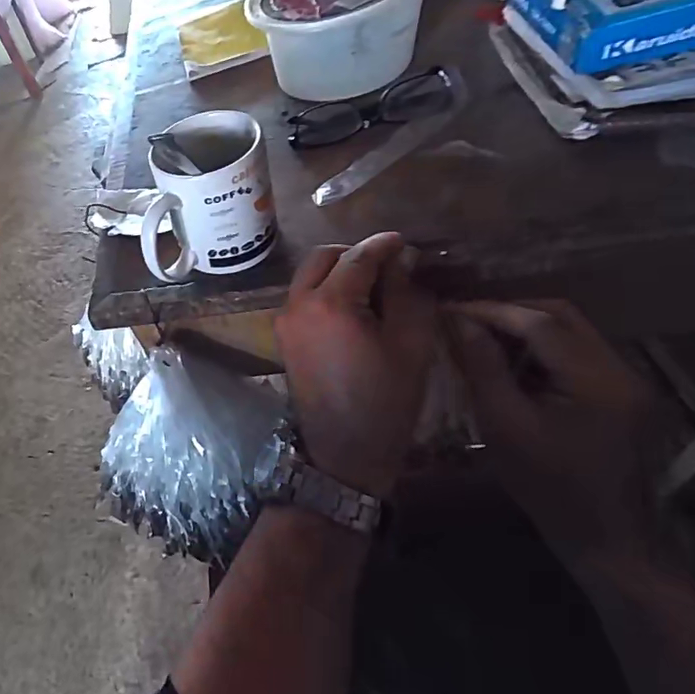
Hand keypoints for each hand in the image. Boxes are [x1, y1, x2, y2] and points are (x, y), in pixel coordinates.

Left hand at [275, 232, 438, 497]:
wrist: (344, 451)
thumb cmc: (386, 400)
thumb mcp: (411, 343)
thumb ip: (406, 292)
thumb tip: (402, 259)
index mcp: (330, 303)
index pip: (357, 257)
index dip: (384, 245)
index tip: (405, 242)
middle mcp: (297, 304)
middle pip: (323, 258)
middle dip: (355, 254)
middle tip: (389, 265)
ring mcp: (285, 321)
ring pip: (309, 277)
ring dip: (338, 271)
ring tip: (374, 287)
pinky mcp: (284, 337)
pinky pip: (304, 298)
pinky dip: (326, 291)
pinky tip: (355, 308)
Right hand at [449, 300, 668, 567]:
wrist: (607, 540)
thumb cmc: (548, 487)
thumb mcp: (504, 426)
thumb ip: (482, 367)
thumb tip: (458, 320)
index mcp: (598, 380)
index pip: (539, 323)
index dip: (490, 311)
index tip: (449, 311)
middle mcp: (622, 370)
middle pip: (560, 317)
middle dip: (509, 314)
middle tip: (465, 322)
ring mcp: (628, 381)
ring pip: (570, 332)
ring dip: (524, 331)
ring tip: (481, 343)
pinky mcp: (622, 394)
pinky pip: (576, 355)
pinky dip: (540, 352)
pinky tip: (511, 368)